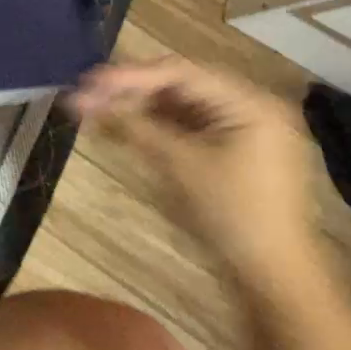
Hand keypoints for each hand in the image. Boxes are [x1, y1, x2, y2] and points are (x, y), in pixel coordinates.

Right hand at [68, 57, 318, 284]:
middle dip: (127, 90)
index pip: (179, 73)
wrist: (272, 276)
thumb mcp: (176, 162)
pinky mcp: (225, 152)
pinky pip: (180, 127)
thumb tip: (78, 97)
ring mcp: (238, 131)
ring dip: (133, 107)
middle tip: (84, 93)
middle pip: (175, 86)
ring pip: (173, 106)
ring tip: (90, 108)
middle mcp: (247, 109)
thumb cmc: (232, 213)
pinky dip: (148, 126)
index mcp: (250, 104)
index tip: (86, 80)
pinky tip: (113, 126)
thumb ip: (129, 123)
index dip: (128, 75)